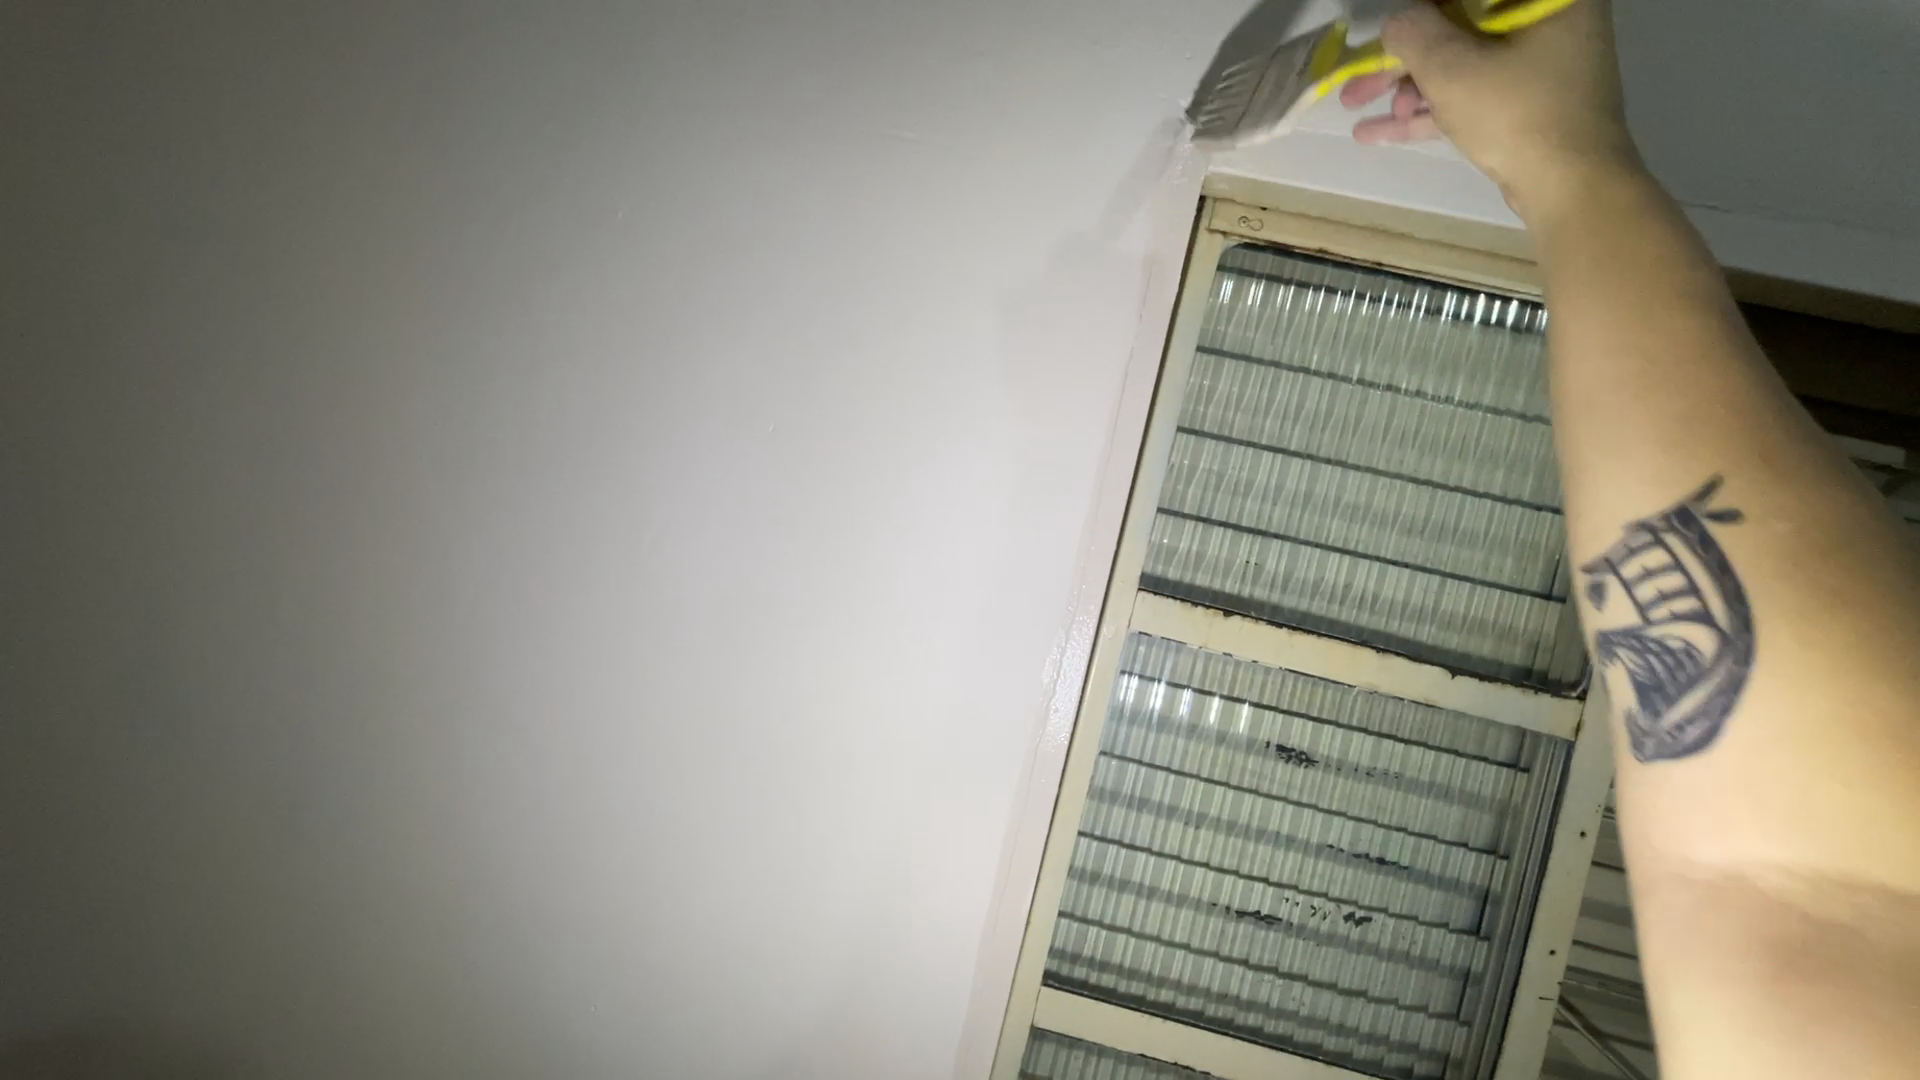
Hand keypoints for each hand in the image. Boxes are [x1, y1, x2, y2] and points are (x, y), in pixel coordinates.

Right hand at [1340, 0, 1645, 221]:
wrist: (1569, 180)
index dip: (1416, 17)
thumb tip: (1395, 21)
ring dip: (1405, 90)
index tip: (1379, 43)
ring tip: (1359, 116)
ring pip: (1459, 65)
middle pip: (1457, 30)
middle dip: (1399, 62)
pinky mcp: (1525, 101)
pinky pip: (1469, 94)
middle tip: (1354, 88)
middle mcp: (1545, 17)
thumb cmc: (1516, 113)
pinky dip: (1427, 110)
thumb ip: (1417, 36)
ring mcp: (1538, 61)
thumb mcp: (1454, 71)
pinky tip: (1377, 132)